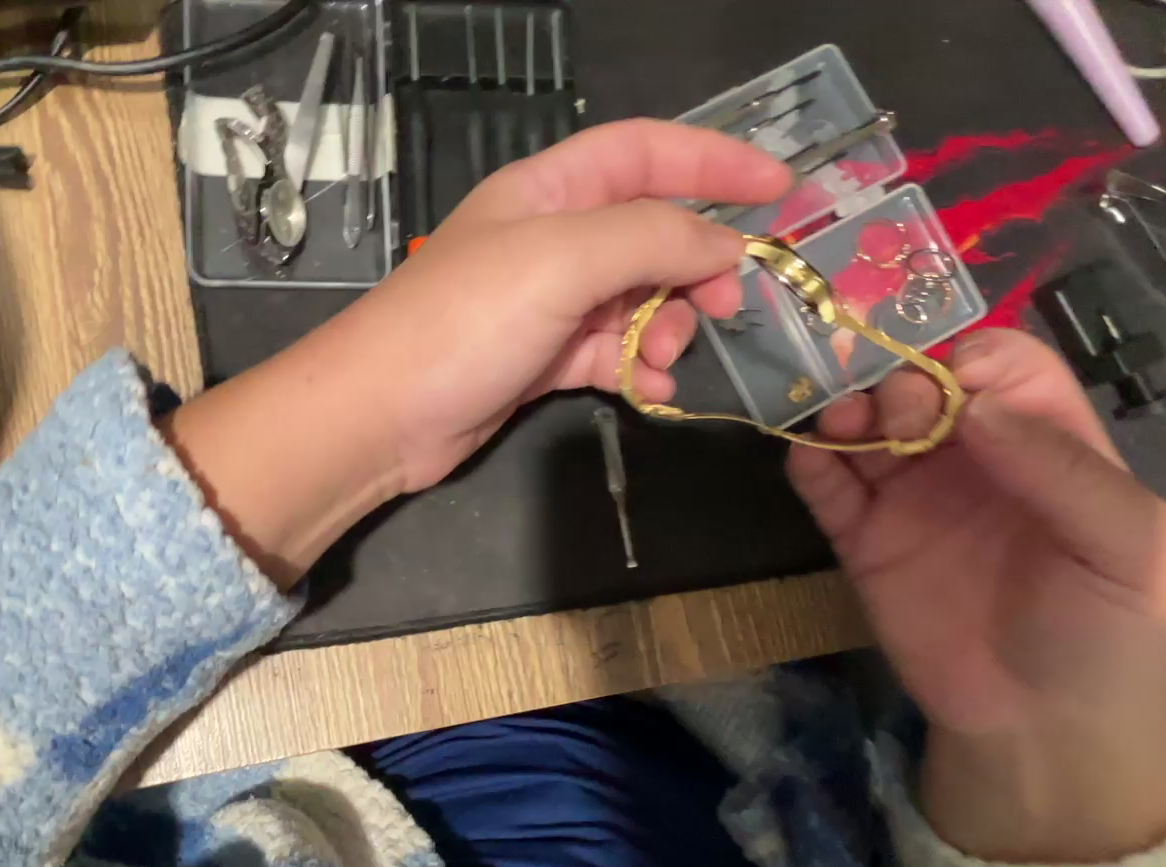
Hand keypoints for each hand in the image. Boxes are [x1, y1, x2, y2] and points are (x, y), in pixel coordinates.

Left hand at [325, 119, 792, 490]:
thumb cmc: (466, 322)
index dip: (714, 161)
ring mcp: (544, 306)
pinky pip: (608, 355)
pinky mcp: (539, 361)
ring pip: (634, 302)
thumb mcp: (563, 259)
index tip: (781, 189)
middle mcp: (548, 242)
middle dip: (693, 267)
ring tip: (665, 359)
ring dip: (665, 329)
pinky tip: (650, 392)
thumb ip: (650, 238)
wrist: (384, 415)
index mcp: (548, 191)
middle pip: (648, 234)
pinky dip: (635, 370)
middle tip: (725, 306)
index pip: (646, 153)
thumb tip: (720, 245)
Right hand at [785, 329, 1165, 862]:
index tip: (943, 381)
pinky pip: (827, 490)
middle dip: (898, 385)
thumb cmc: (1108, 634)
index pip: (1005, 371)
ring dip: (845, 413)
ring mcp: (910, 501)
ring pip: (866, 431)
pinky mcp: (863, 540)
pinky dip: (809, 465)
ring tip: (839, 425)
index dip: (970, 358)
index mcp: (1048, 448)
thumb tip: (971, 406)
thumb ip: (1063, 469)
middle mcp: (972, 462)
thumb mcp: (1130, 548)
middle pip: (921, 391)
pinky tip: (806, 458)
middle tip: (888, 416)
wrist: (1036, 724)